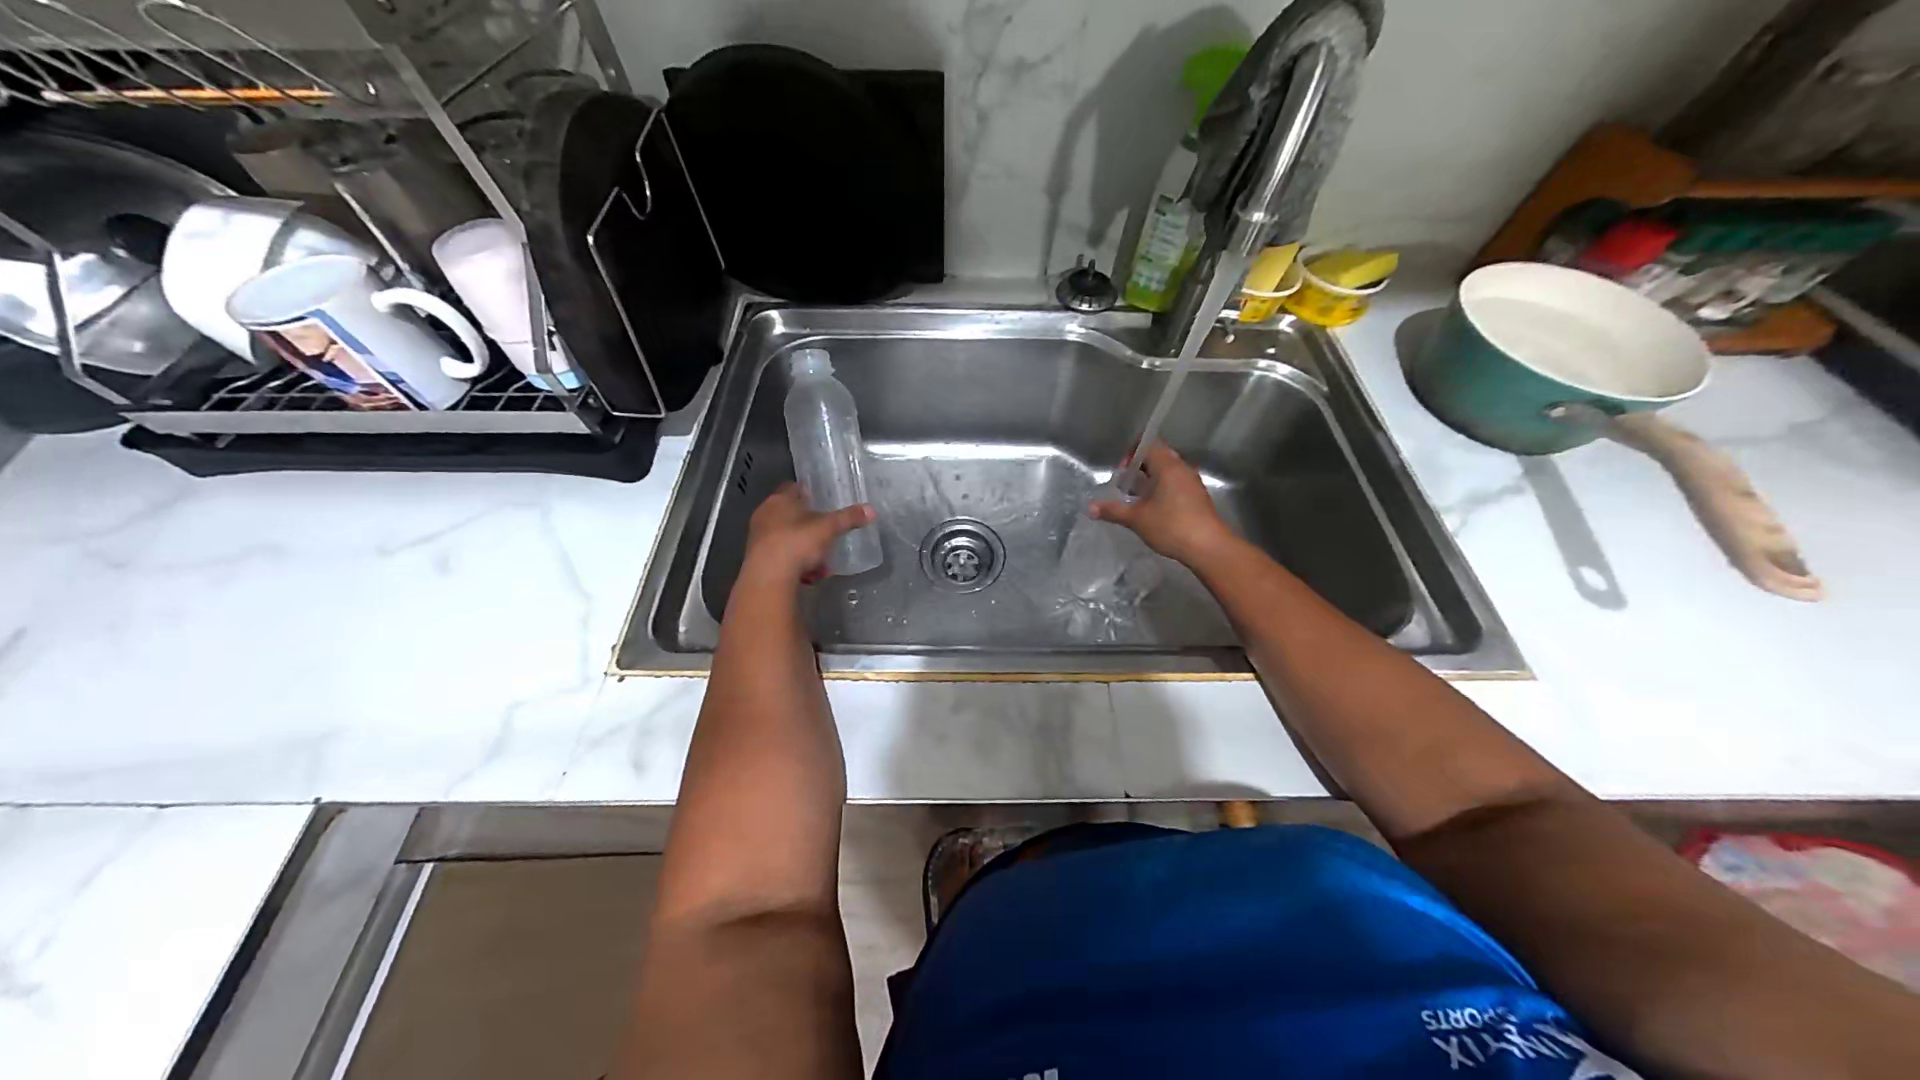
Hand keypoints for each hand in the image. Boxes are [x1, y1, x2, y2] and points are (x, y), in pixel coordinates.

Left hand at [743, 483, 876, 584]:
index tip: (821, 500)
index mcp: (779, 500)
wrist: (769, 577)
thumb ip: (848, 518)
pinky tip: (809, 576)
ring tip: (821, 563)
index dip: (807, 493)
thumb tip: (871, 510)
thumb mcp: (828, 528)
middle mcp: (765, 515)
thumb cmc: (797, 542)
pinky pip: (782, 558)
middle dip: (809, 526)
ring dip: (805, 550)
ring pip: (788, 539)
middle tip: (826, 534)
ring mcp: (759, 538)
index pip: (793, 488)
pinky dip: (796, 565)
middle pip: (791, 516)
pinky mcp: (758, 560)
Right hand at [1090, 442, 1234, 565]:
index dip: (1132, 453)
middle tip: (1126, 484)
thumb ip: (1113, 511)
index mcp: (1168, 466)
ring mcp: (1192, 482)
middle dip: (1140, 468)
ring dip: (1152, 480)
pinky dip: (1163, 489)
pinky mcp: (1198, 497)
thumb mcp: (1136, 519)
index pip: (1149, 445)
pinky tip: (1154, 508)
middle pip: (1159, 457)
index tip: (1122, 471)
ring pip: (1168, 471)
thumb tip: (1090, 508)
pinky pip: (1177, 483)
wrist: (1208, 547)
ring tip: (1137, 498)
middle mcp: (1182, 468)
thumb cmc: (1171, 526)